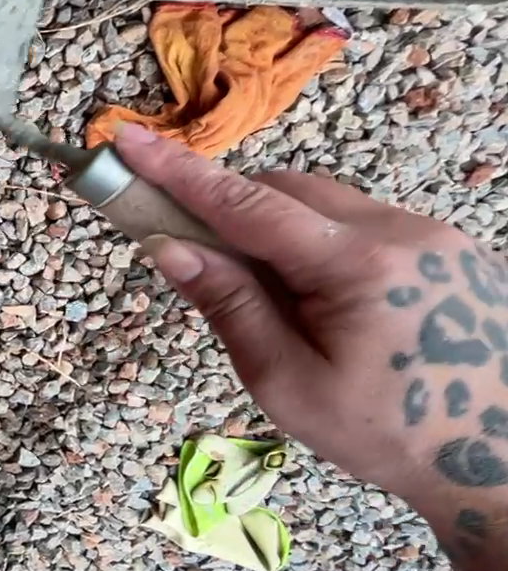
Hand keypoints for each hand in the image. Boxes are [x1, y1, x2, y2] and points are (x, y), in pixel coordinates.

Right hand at [115, 123, 507, 508]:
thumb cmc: (385, 432)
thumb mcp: (283, 378)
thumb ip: (227, 304)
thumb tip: (166, 246)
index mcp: (359, 266)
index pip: (244, 204)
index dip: (176, 171)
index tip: (123, 139)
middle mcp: (404, 234)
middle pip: (285, 190)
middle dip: (223, 204)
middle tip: (183, 248)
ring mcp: (435, 240)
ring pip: (320, 203)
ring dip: (266, 226)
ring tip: (257, 292)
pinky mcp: (447, 254)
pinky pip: (354, 223)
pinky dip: (305, 240)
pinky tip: (307, 298)